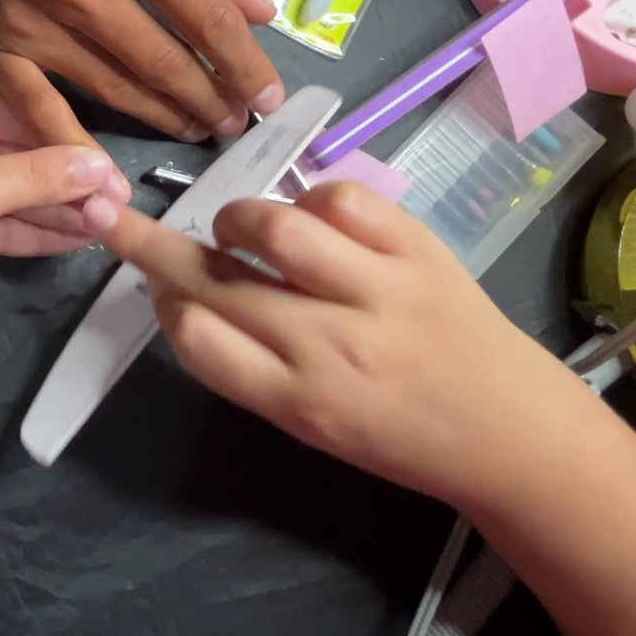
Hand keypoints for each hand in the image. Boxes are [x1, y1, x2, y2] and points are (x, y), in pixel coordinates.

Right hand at [0, 0, 282, 146]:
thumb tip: (257, 15)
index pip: (204, 17)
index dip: (244, 65)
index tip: (268, 99)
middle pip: (163, 63)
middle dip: (210, 101)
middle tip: (234, 123)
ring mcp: (31, 22)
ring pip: (113, 89)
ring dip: (163, 117)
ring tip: (195, 128)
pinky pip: (40, 109)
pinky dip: (75, 144)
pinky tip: (110, 172)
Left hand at [0, 81, 129, 332]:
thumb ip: (30, 177)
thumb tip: (101, 167)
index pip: (3, 107)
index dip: (54, 132)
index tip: (103, 158)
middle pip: (12, 152)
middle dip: (61, 178)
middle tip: (115, 199)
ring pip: (11, 191)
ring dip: (55, 208)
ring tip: (107, 222)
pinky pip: (0, 222)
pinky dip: (34, 231)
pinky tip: (77, 237)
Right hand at [101, 183, 607, 512]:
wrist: (516, 434)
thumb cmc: (397, 437)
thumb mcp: (307, 423)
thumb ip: (241, 363)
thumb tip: (179, 295)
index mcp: (301, 401)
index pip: (198, 338)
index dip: (163, 303)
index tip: (158, 287)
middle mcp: (334, 345)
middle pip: (217, 279)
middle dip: (153, 245)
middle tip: (120, 220)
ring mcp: (382, 290)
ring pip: (277, 226)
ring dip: (237, 218)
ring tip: (237, 227)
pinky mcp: (421, 250)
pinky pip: (343, 198)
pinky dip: (313, 199)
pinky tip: (315, 220)